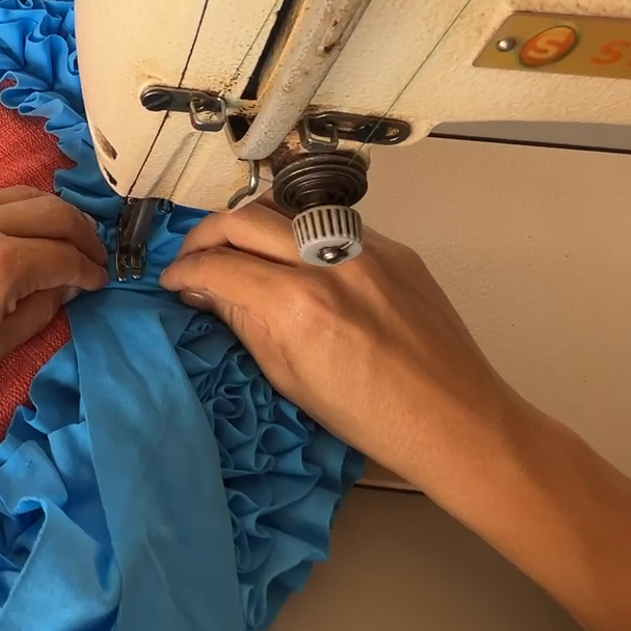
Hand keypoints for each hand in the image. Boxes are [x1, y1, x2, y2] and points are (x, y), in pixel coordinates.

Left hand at [0, 186, 108, 418]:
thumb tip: (65, 287)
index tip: (100, 281)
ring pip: (21, 194)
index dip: (90, 270)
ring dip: (51, 214)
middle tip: (92, 256)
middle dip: (82, 232)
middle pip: (52, 210)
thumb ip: (38, 313)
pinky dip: (14, 211)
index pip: (64, 256)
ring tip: (60, 239)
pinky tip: (15, 235)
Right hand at [159, 202, 529, 491]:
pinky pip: (326, 225)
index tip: (171, 280)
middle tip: (192, 259)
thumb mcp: (286, 375)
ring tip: (234, 250)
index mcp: (298, 304)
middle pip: (243, 219)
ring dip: (246, 224)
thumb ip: (240, 319)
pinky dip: (293, 236)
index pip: (218, 264)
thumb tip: (202, 288)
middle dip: (203, 235)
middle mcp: (328, 261)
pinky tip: (291, 262)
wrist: (459, 421)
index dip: (183, 270)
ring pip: (284, 209)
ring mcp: (366, 247)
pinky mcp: (394, 247)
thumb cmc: (365, 416)